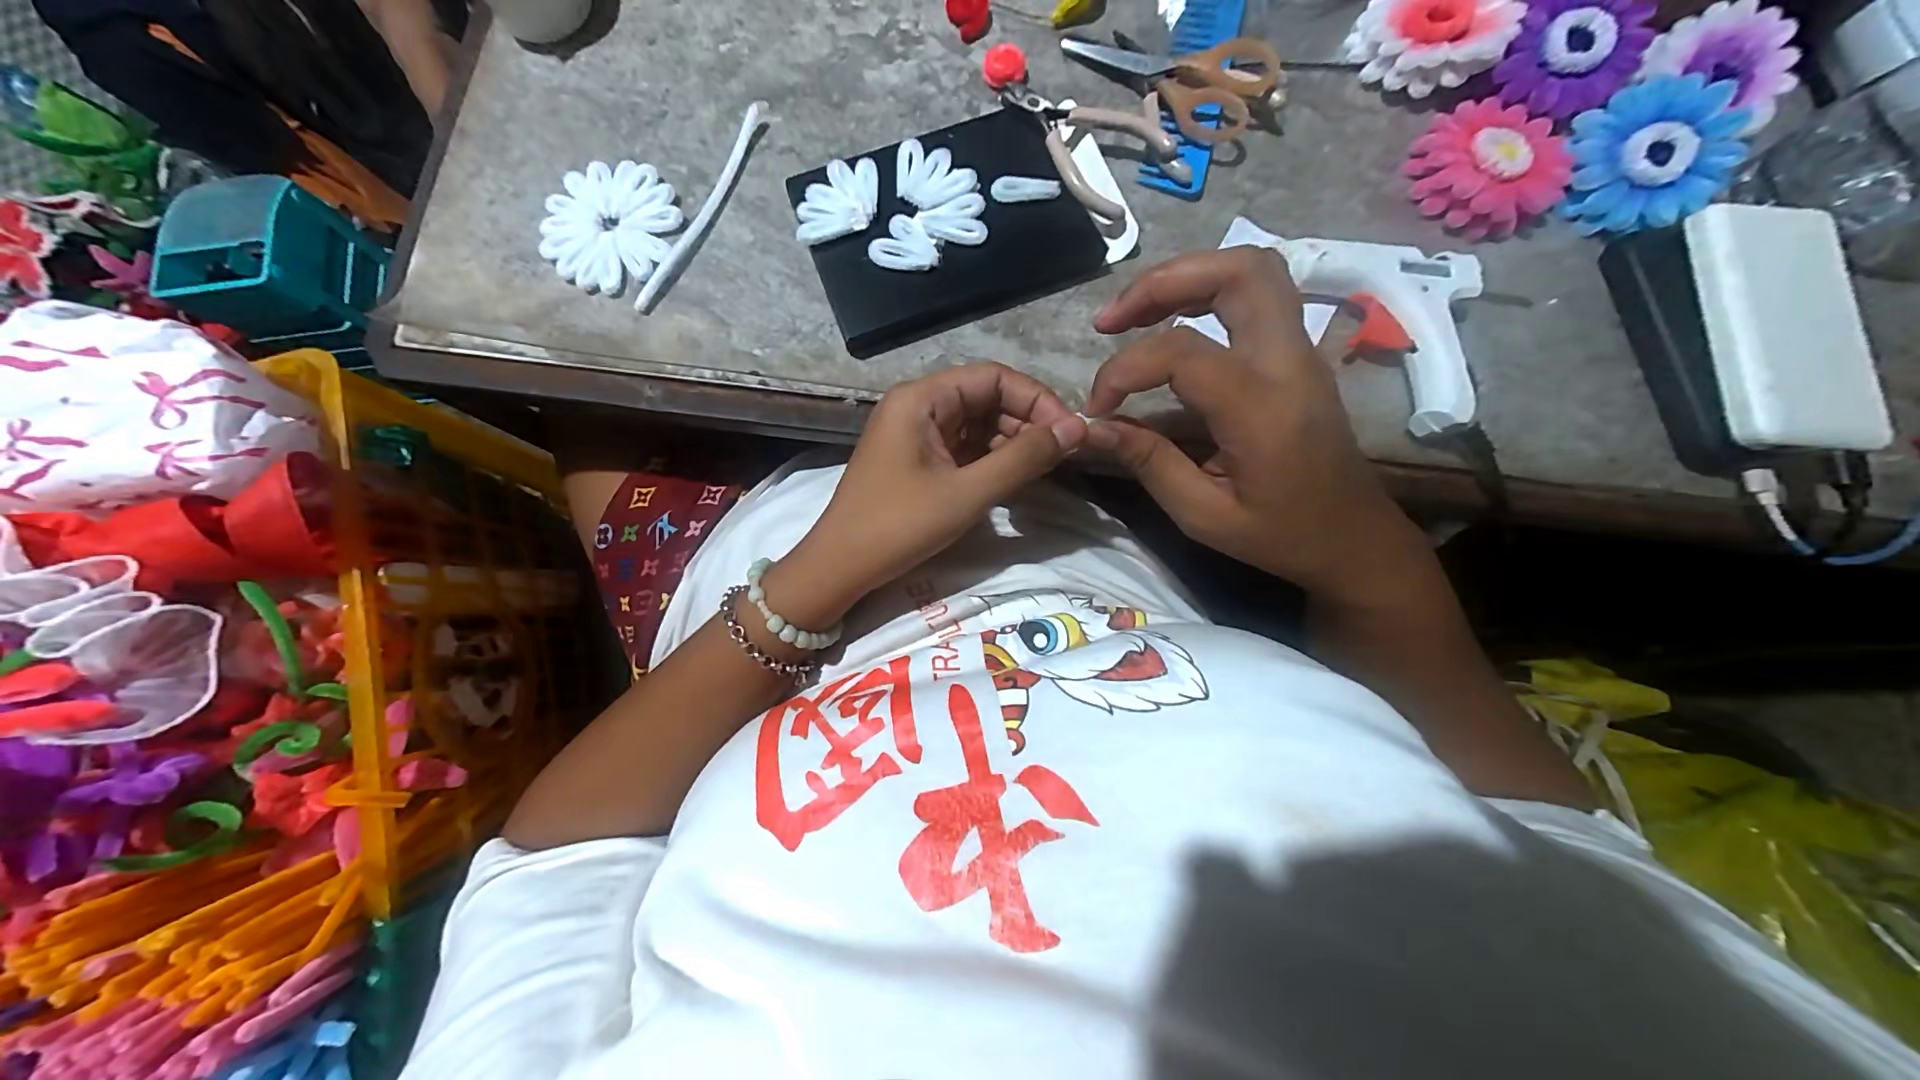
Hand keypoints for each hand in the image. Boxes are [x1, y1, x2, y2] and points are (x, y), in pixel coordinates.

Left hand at [767, 362, 1086, 624]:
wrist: (841, 567)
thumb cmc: (900, 525)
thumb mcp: (968, 492)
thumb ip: (1024, 458)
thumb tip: (1076, 428)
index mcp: (923, 398)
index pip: (994, 377)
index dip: (1036, 399)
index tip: (1069, 431)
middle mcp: (918, 405)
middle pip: (986, 397)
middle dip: (1027, 421)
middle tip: (1062, 454)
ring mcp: (916, 433)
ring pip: (977, 423)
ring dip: (1012, 441)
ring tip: (1044, 467)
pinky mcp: (917, 459)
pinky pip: (963, 446)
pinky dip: (991, 458)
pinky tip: (1014, 477)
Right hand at [1085, 248, 1417, 595]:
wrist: (1353, 537)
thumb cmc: (1280, 534)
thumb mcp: (1204, 515)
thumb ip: (1149, 463)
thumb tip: (1095, 427)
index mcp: (1262, 408)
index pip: (1182, 352)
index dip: (1124, 370)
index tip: (1098, 407)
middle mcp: (1288, 362)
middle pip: (1238, 271)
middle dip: (1163, 281)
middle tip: (1111, 320)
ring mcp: (1301, 351)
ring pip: (1253, 270)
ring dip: (1187, 277)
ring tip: (1135, 313)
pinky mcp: (1299, 354)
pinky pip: (1258, 294)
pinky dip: (1207, 291)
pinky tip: (1172, 321)